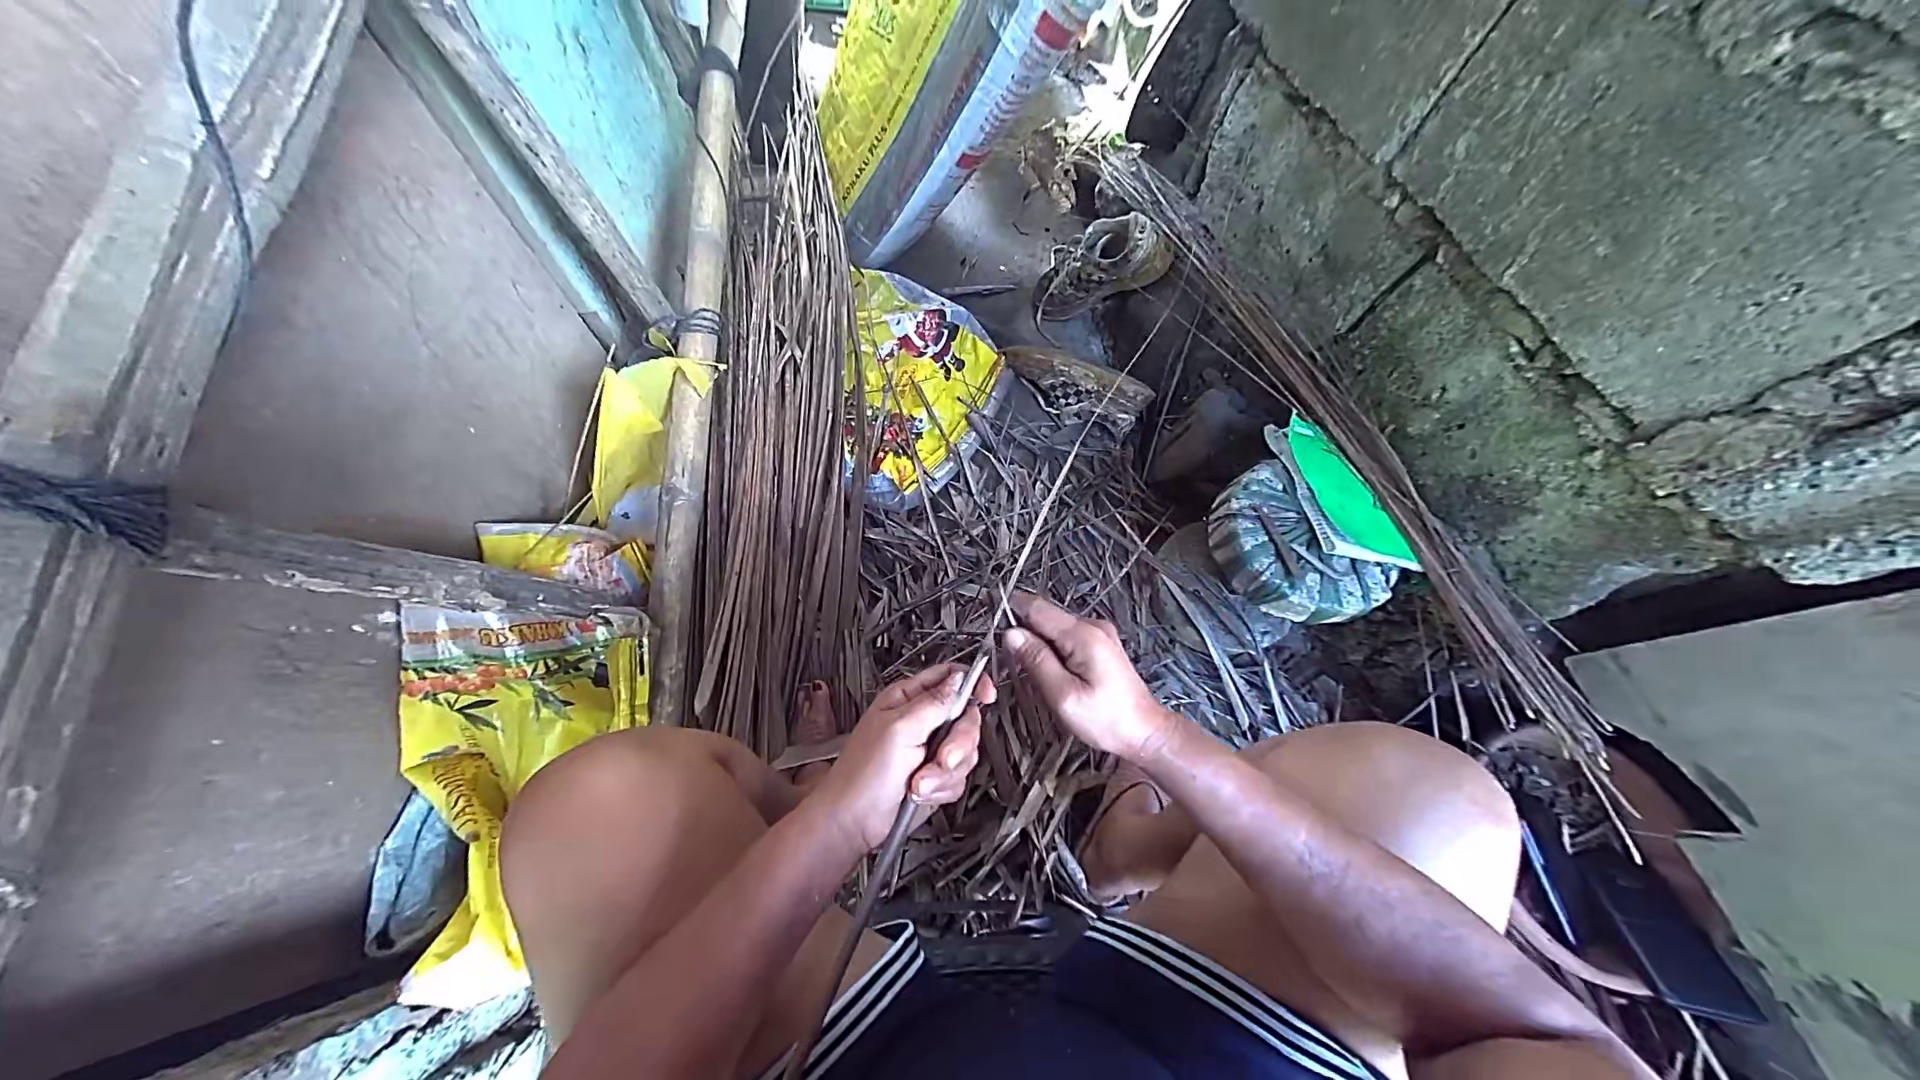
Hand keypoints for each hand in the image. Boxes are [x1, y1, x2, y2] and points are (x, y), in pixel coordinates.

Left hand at [809, 663, 995, 851]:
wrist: (852, 822)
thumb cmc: (862, 773)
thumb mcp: (899, 728)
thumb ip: (934, 703)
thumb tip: (959, 680)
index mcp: (908, 699)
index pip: (950, 677)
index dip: (972, 683)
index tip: (986, 695)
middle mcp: (921, 720)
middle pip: (966, 717)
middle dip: (959, 742)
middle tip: (942, 756)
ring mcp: (930, 749)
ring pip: (966, 750)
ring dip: (945, 771)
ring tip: (920, 779)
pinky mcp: (936, 775)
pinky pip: (959, 776)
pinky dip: (942, 787)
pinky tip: (921, 791)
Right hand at [1002, 591, 1185, 762]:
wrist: (1144, 732)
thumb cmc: (1108, 720)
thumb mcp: (1063, 696)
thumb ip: (1036, 661)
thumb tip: (1011, 634)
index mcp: (1083, 635)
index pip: (1036, 607)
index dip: (1010, 611)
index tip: (992, 621)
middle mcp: (1092, 626)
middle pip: (1044, 616)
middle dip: (1024, 635)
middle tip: (1016, 665)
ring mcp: (1098, 633)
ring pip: (1053, 627)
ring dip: (1038, 645)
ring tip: (1039, 676)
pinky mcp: (1099, 643)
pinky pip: (1065, 637)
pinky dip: (1053, 651)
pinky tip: (1055, 675)